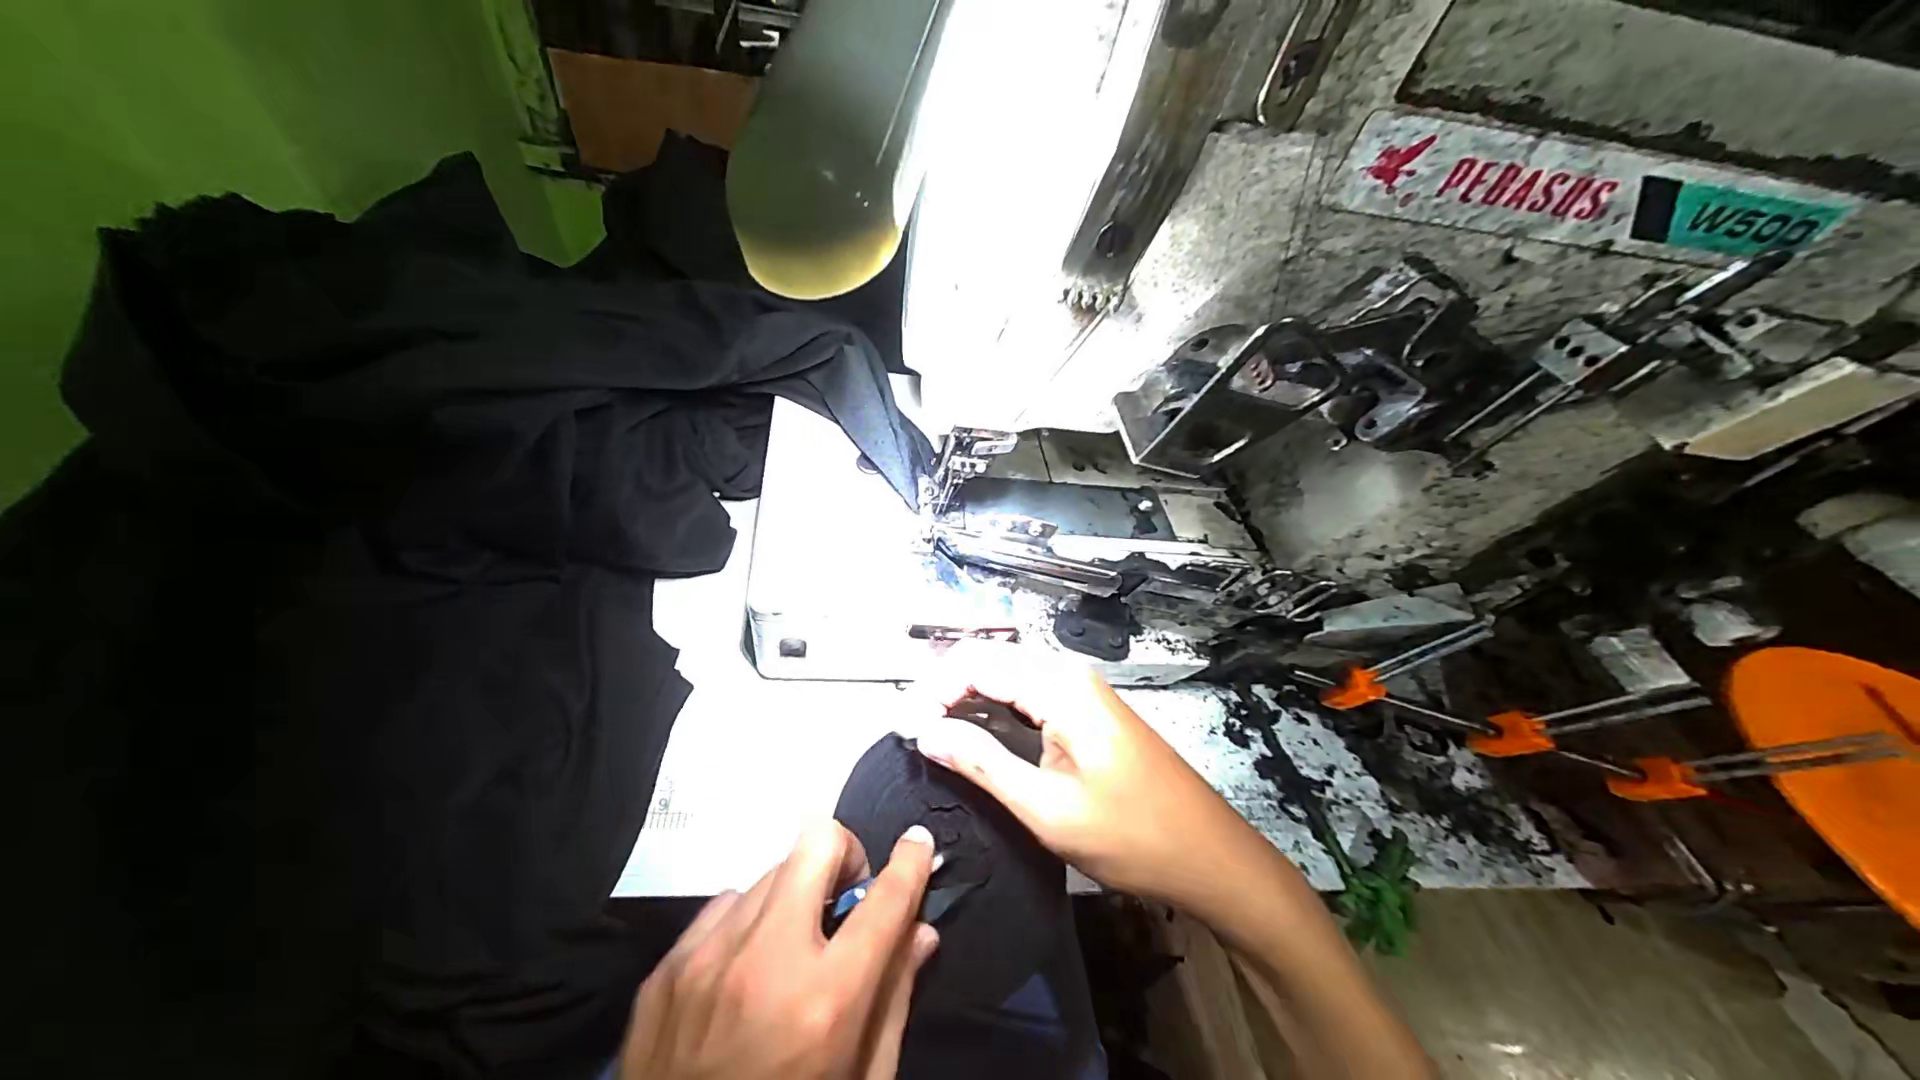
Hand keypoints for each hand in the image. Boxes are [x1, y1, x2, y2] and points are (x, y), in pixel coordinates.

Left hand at [618, 820, 940, 1079]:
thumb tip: (919, 930)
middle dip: (843, 858)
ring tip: (790, 945)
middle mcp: (766, 960)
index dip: (911, 861)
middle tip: (845, 899)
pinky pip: (725, 905)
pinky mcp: (667, 967)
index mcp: (826, 999)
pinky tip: (744, 968)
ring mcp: (708, 957)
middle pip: (817, 845)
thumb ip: (894, 999)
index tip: (917, 842)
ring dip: (795, 895)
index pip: (886, 899)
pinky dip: (747, 921)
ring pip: (771, 873)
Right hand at [910, 645, 1274, 923]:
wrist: (1209, 855)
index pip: (977, 665)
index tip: (905, 728)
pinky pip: (1029, 692)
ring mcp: (1084, 690)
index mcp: (1062, 688)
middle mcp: (1071, 675)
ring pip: (1009, 674)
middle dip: (945, 687)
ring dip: (968, 695)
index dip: (932, 690)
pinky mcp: (1089, 709)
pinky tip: (976, 729)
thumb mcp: (1047, 808)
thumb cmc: (1132, 836)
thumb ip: (983, 763)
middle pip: (992, 659)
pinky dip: (995, 705)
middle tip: (913, 728)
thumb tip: (927, 733)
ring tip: (933, 729)